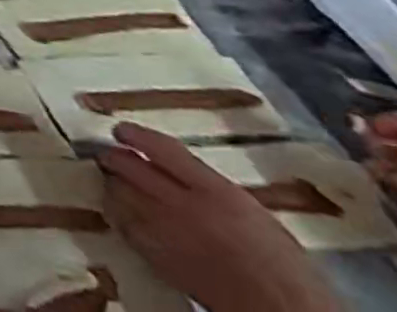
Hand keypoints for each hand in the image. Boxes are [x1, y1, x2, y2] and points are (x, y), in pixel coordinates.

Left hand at [99, 123, 337, 311]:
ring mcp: (162, 228)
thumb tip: (168, 166)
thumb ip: (206, 183)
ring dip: (114, 184)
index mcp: (215, 191)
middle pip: (127, 165)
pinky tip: (125, 212)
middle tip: (114, 158)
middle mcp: (182, 204)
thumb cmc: (281, 265)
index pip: (161, 148)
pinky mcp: (152, 253)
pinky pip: (120, 221)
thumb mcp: (250, 210)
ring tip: (119, 184)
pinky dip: (118, 212)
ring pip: (116, 190)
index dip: (135, 135)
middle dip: (115, 158)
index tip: (122, 131)